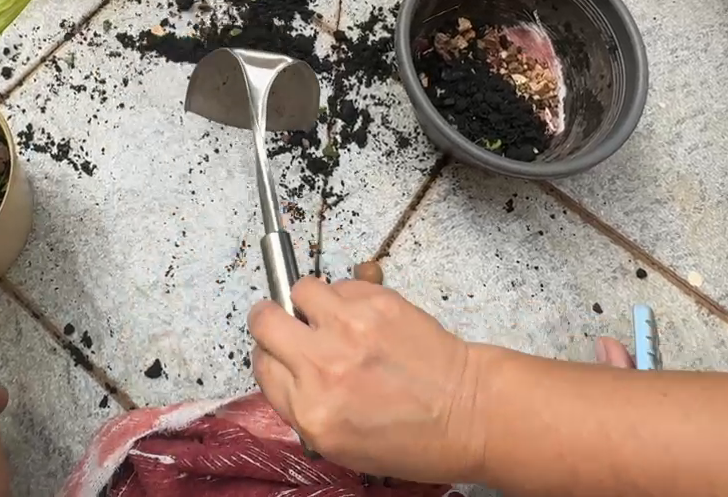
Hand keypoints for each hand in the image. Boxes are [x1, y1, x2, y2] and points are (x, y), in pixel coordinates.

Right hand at [248, 274, 489, 481]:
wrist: (465, 412)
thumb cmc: (409, 437)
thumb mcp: (339, 443)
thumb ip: (302, 403)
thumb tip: (283, 363)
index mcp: (311, 411)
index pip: (262, 366)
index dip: (272, 356)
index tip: (284, 352)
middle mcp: (323, 366)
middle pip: (265, 318)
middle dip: (272, 318)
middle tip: (291, 321)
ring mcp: (349, 328)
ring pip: (301, 289)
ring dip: (312, 302)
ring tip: (333, 316)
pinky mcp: (376, 300)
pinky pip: (341, 284)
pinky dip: (347, 296)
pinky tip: (367, 317)